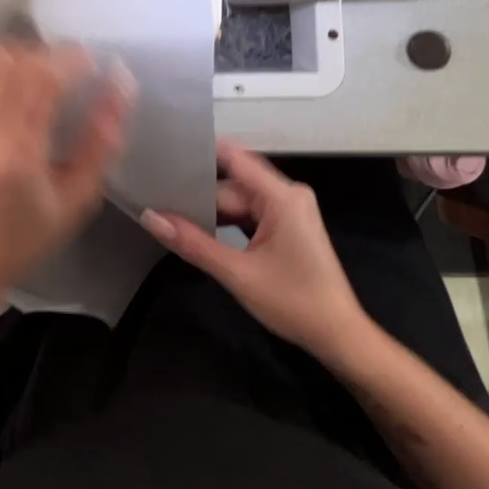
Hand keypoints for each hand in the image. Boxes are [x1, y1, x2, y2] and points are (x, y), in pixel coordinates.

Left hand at [0, 42, 133, 294]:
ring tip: (46, 75)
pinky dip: (0, 69)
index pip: (43, 78)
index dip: (72, 60)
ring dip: (24, 56)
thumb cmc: (23, 235)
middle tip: (73, 70)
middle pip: (15, 58)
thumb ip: (101, 143)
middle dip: (49, 55)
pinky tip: (16, 88)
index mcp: (14, 151)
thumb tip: (121, 89)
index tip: (94, 62)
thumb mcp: (76, 199)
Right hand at [142, 141, 373, 361]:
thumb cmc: (294, 302)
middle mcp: (288, 194)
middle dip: (198, 196)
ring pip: (238, 202)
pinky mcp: (287, 226)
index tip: (164, 155)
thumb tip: (150, 217)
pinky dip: (226, 223)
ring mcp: (289, 210)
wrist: (338, 335)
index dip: (199, 153)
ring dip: (210, 213)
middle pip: (232, 185)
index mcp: (282, 196)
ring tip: (169, 215)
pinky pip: (249, 214)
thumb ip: (192, 243)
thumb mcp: (237, 273)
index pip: (233, 157)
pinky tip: (199, 231)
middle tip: (155, 200)